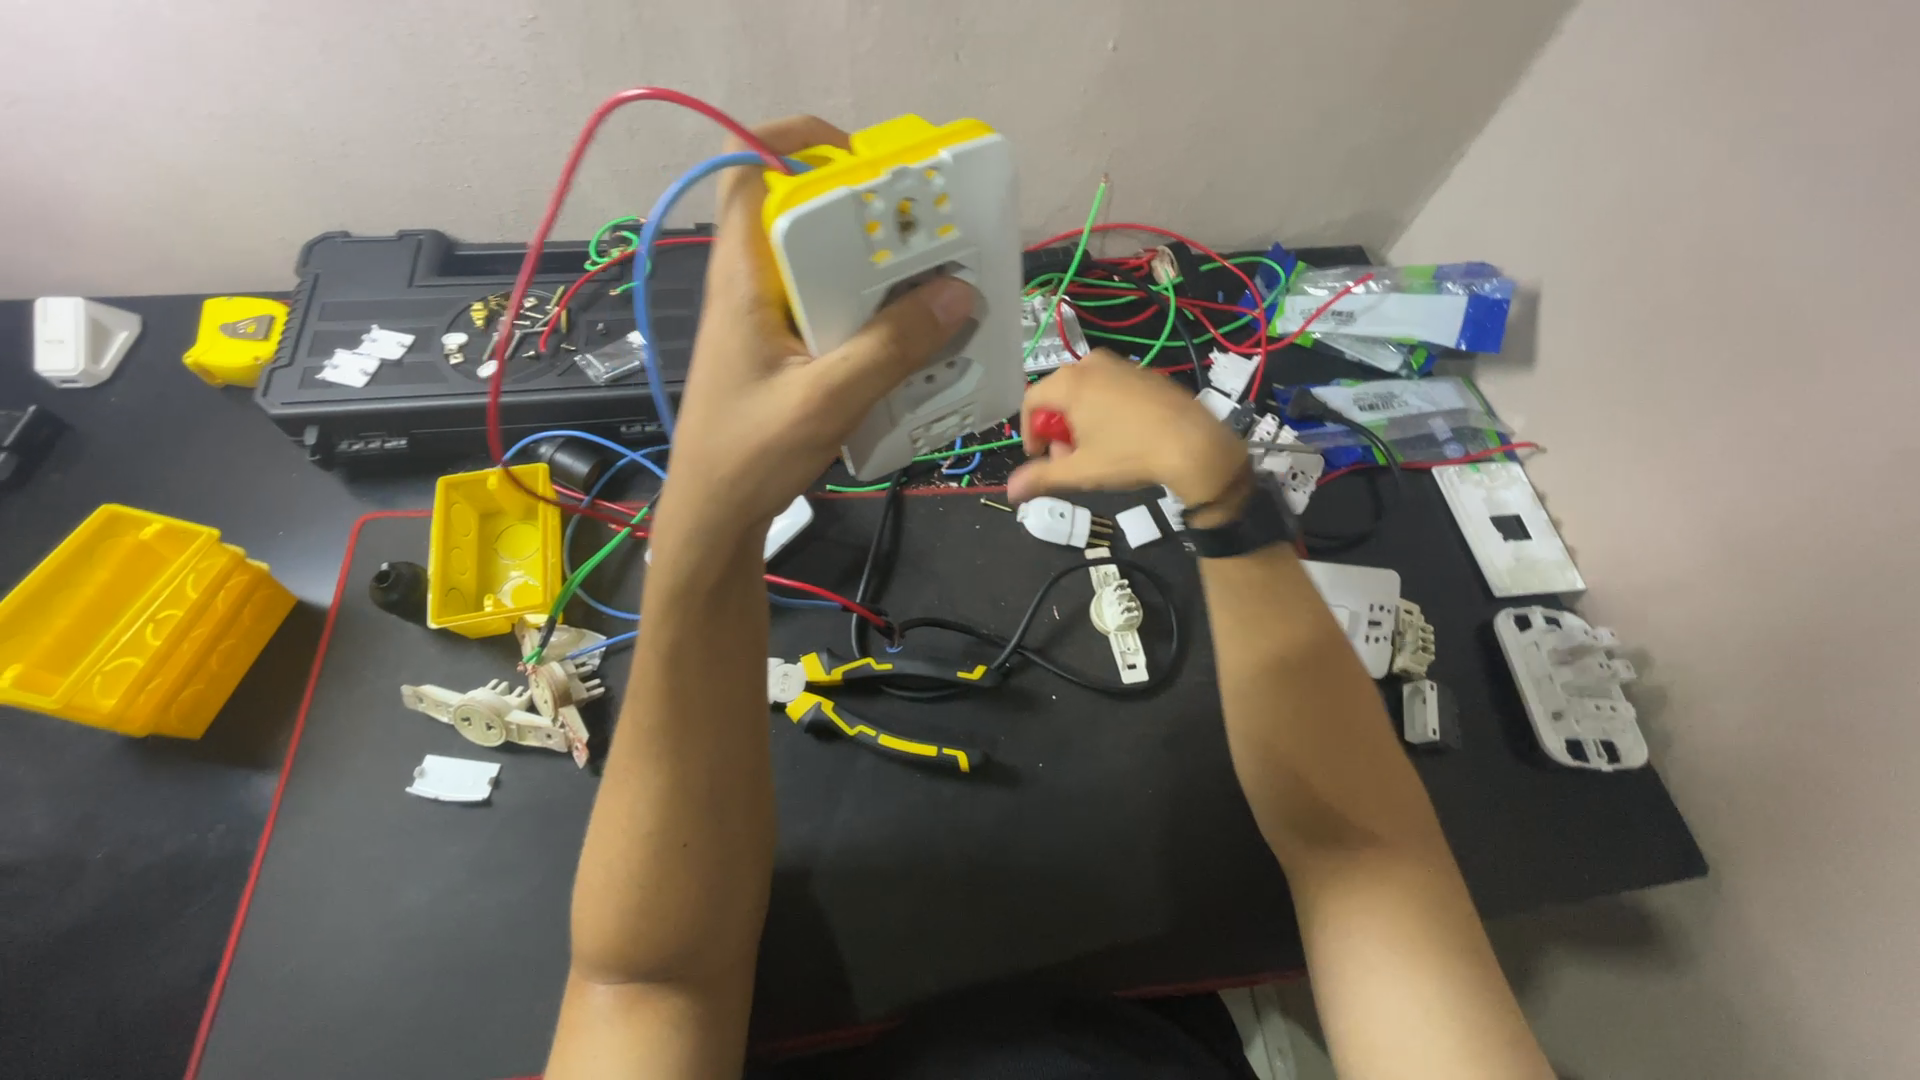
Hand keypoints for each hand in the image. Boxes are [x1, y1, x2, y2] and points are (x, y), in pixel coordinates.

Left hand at [651, 115, 977, 550]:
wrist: (715, 515)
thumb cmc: (751, 454)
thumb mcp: (827, 400)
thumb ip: (891, 347)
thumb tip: (959, 293)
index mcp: (743, 277)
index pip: (747, 170)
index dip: (794, 142)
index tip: (860, 160)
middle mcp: (750, 287)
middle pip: (801, 215)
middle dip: (864, 215)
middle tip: (923, 235)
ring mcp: (765, 322)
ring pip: (821, 268)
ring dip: (874, 271)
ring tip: (929, 286)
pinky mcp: (780, 353)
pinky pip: (828, 311)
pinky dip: (868, 313)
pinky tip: (904, 341)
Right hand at [1007, 350, 1250, 523]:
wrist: (1195, 444)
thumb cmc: (1129, 454)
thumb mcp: (1081, 471)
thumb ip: (1042, 478)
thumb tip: (1011, 492)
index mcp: (1069, 382)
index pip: (1031, 402)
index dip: (1029, 433)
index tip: (1040, 458)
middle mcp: (1092, 364)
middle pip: (1058, 396)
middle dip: (1058, 430)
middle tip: (1070, 460)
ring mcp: (1122, 365)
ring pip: (1085, 392)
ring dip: (1081, 422)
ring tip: (1096, 452)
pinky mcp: (1145, 373)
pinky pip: (1111, 389)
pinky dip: (1105, 411)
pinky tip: (1123, 438)